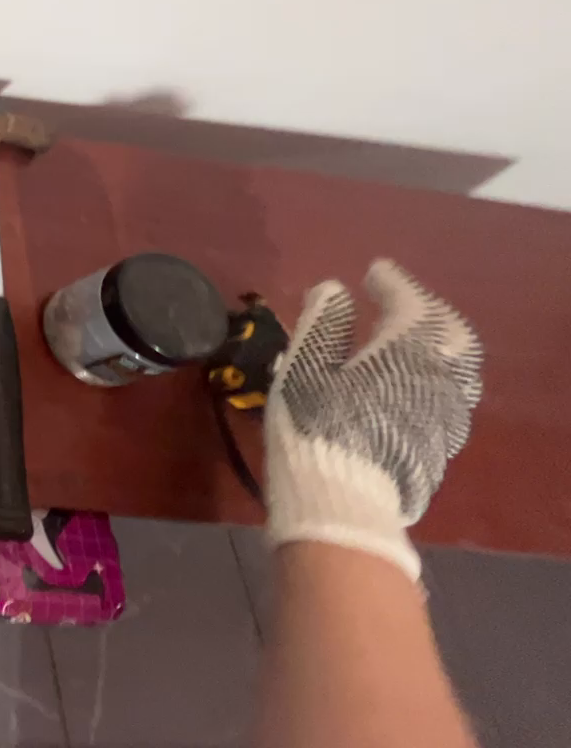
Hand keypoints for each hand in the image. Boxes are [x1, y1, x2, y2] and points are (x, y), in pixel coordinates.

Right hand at [264, 259, 482, 580]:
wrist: (343, 492)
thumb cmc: (316, 422)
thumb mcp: (306, 368)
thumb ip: (322, 325)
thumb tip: (331, 291)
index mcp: (405, 354)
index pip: (411, 307)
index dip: (394, 284)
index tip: (375, 270)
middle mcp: (439, 377)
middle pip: (449, 333)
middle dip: (424, 309)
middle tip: (397, 297)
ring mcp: (446, 410)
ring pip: (456, 362)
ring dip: (434, 338)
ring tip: (407, 333)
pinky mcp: (440, 436)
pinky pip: (449, 387)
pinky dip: (433, 366)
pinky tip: (410, 375)